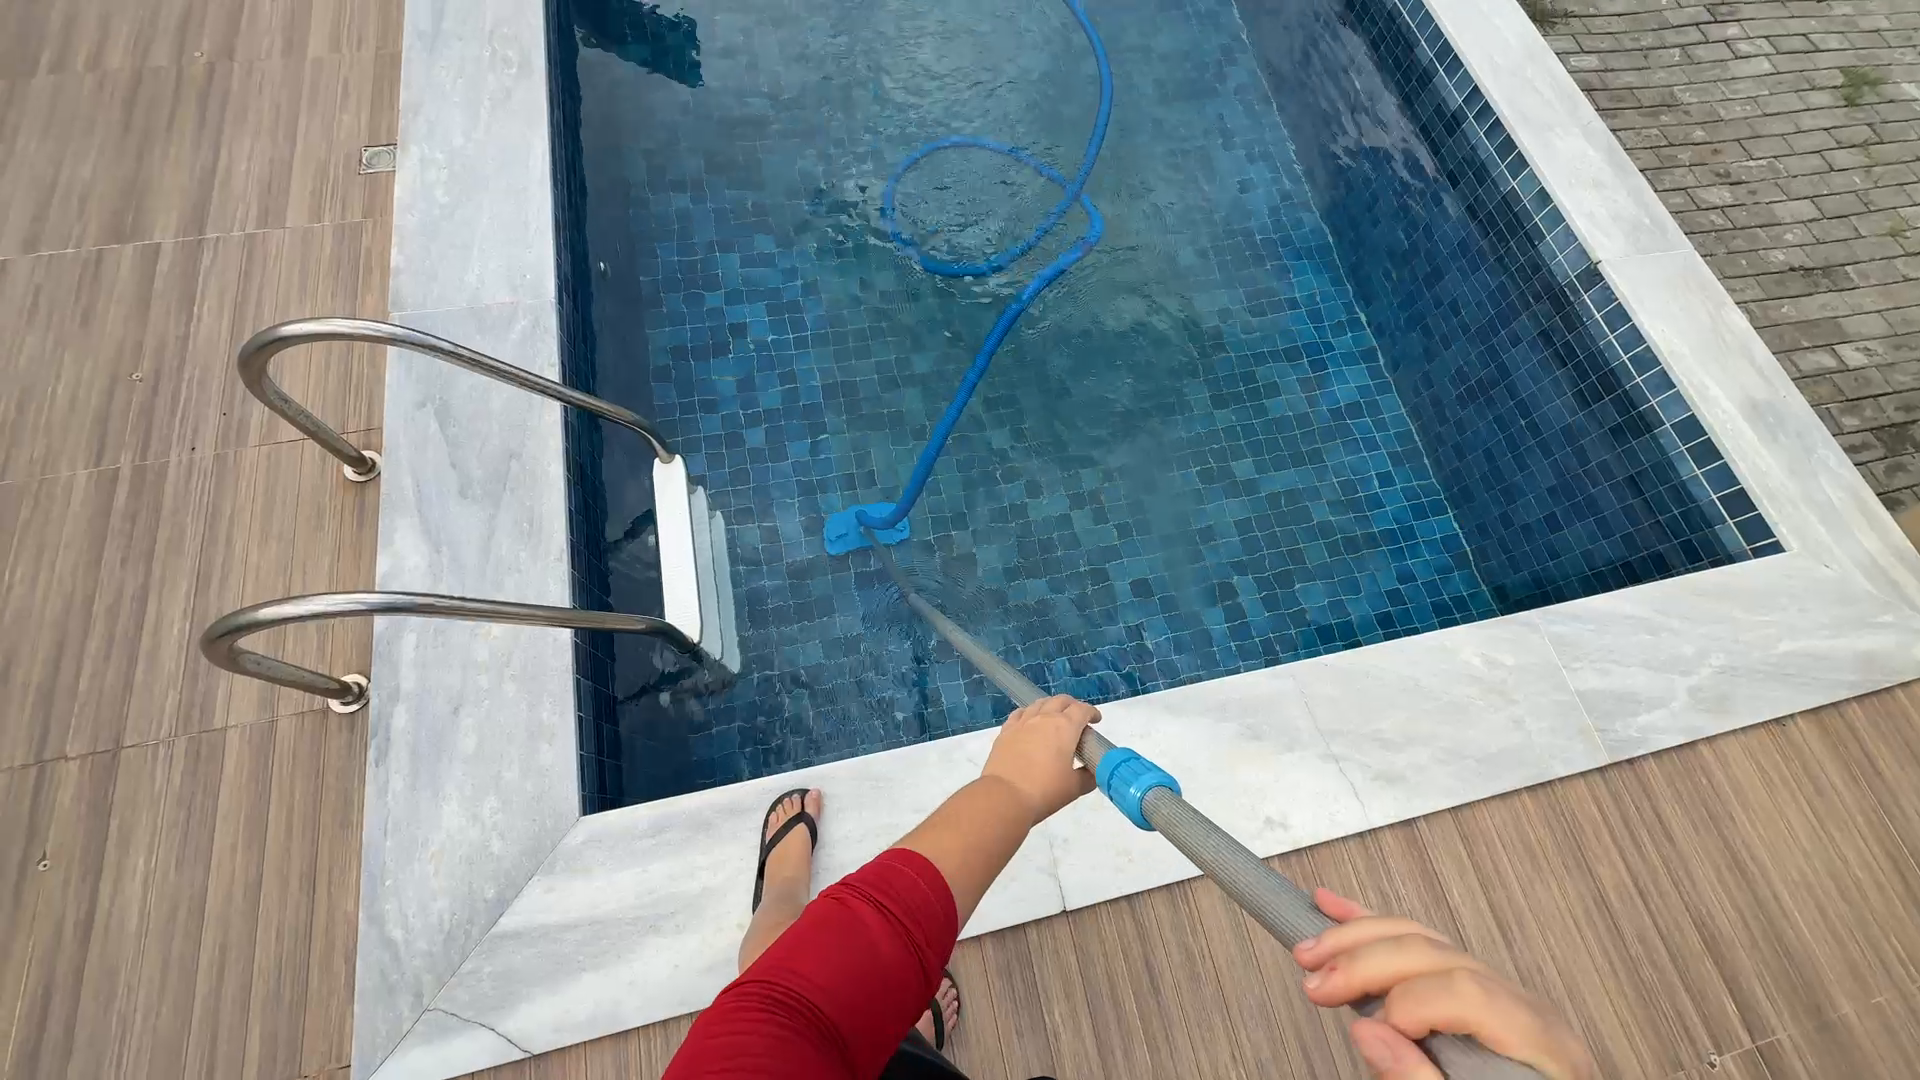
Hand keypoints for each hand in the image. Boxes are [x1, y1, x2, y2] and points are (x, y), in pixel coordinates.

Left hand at [980, 695, 1099, 824]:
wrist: (1005, 796)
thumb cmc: (1045, 791)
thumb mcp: (1074, 788)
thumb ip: (1088, 777)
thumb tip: (1094, 773)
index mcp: (1065, 727)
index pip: (1082, 710)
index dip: (1092, 712)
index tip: (1096, 721)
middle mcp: (1043, 718)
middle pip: (1060, 701)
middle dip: (1072, 705)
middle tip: (1078, 718)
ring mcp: (1022, 722)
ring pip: (1039, 703)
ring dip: (1051, 706)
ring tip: (1054, 718)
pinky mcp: (1006, 731)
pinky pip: (1020, 713)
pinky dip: (1029, 713)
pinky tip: (1030, 723)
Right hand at [1293, 888, 1596, 1079]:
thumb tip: (1368, 1032)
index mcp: (1539, 1042)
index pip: (1464, 991)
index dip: (1408, 1002)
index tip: (1367, 1028)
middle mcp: (1520, 1006)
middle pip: (1432, 953)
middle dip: (1362, 960)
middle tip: (1314, 982)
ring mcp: (1495, 992)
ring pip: (1417, 936)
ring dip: (1354, 935)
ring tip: (1310, 949)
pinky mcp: (1469, 989)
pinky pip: (1415, 940)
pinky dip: (1368, 922)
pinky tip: (1332, 905)